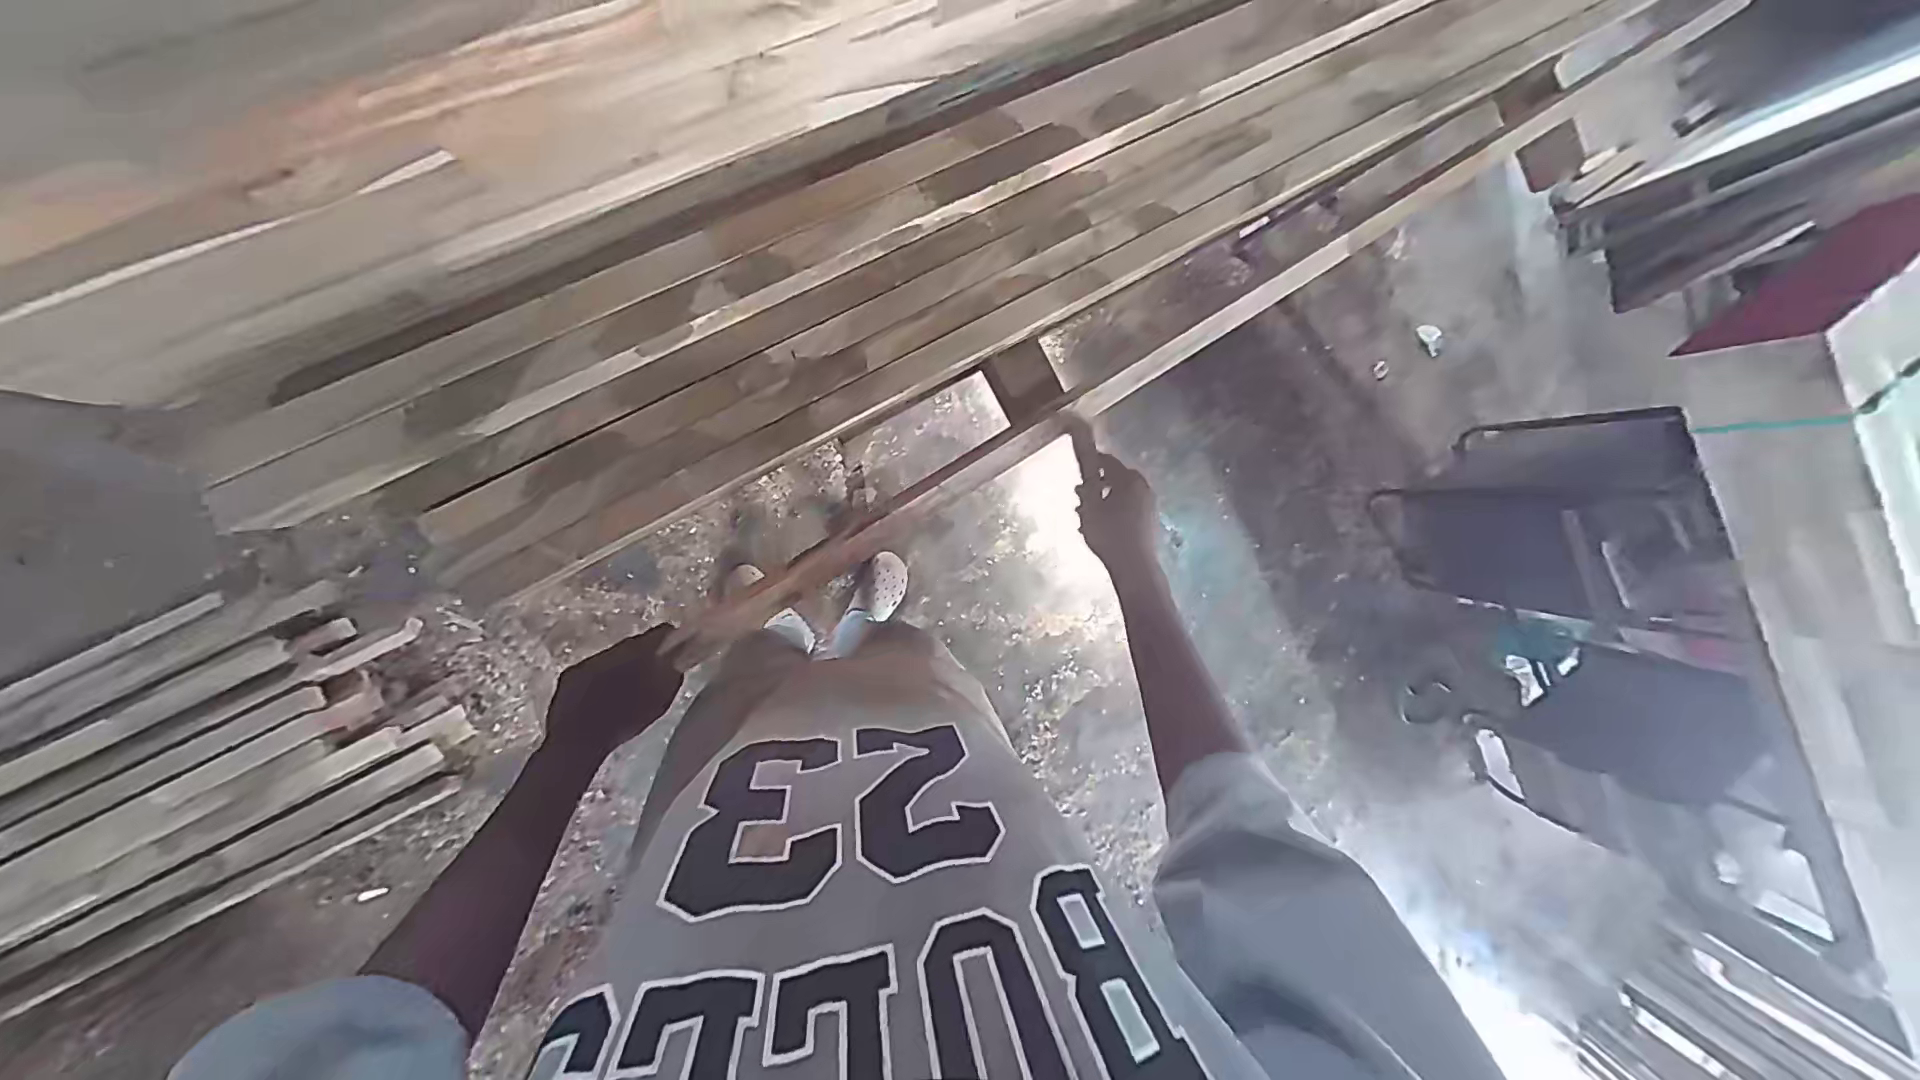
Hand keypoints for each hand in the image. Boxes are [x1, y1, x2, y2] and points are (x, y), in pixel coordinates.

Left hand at [544, 624, 684, 761]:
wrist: (579, 739)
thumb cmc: (626, 720)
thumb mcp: (661, 698)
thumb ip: (673, 673)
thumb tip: (680, 658)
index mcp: (638, 651)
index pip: (661, 633)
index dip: (672, 640)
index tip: (679, 648)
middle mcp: (612, 649)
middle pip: (634, 645)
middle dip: (645, 655)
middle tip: (655, 670)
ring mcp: (587, 662)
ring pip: (612, 657)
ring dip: (621, 667)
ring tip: (629, 686)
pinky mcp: (569, 676)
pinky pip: (591, 671)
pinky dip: (600, 679)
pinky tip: (603, 696)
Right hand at [1068, 419, 1159, 576]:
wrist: (1134, 564)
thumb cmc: (1108, 534)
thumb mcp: (1090, 509)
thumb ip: (1087, 488)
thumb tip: (1085, 477)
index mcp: (1129, 479)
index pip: (1108, 461)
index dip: (1092, 461)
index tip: (1079, 466)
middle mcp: (1143, 486)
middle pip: (1118, 477)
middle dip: (1099, 482)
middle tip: (1081, 494)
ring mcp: (1149, 503)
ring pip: (1123, 493)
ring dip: (1107, 497)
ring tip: (1089, 512)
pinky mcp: (1150, 518)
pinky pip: (1130, 505)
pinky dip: (1116, 508)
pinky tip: (1104, 523)